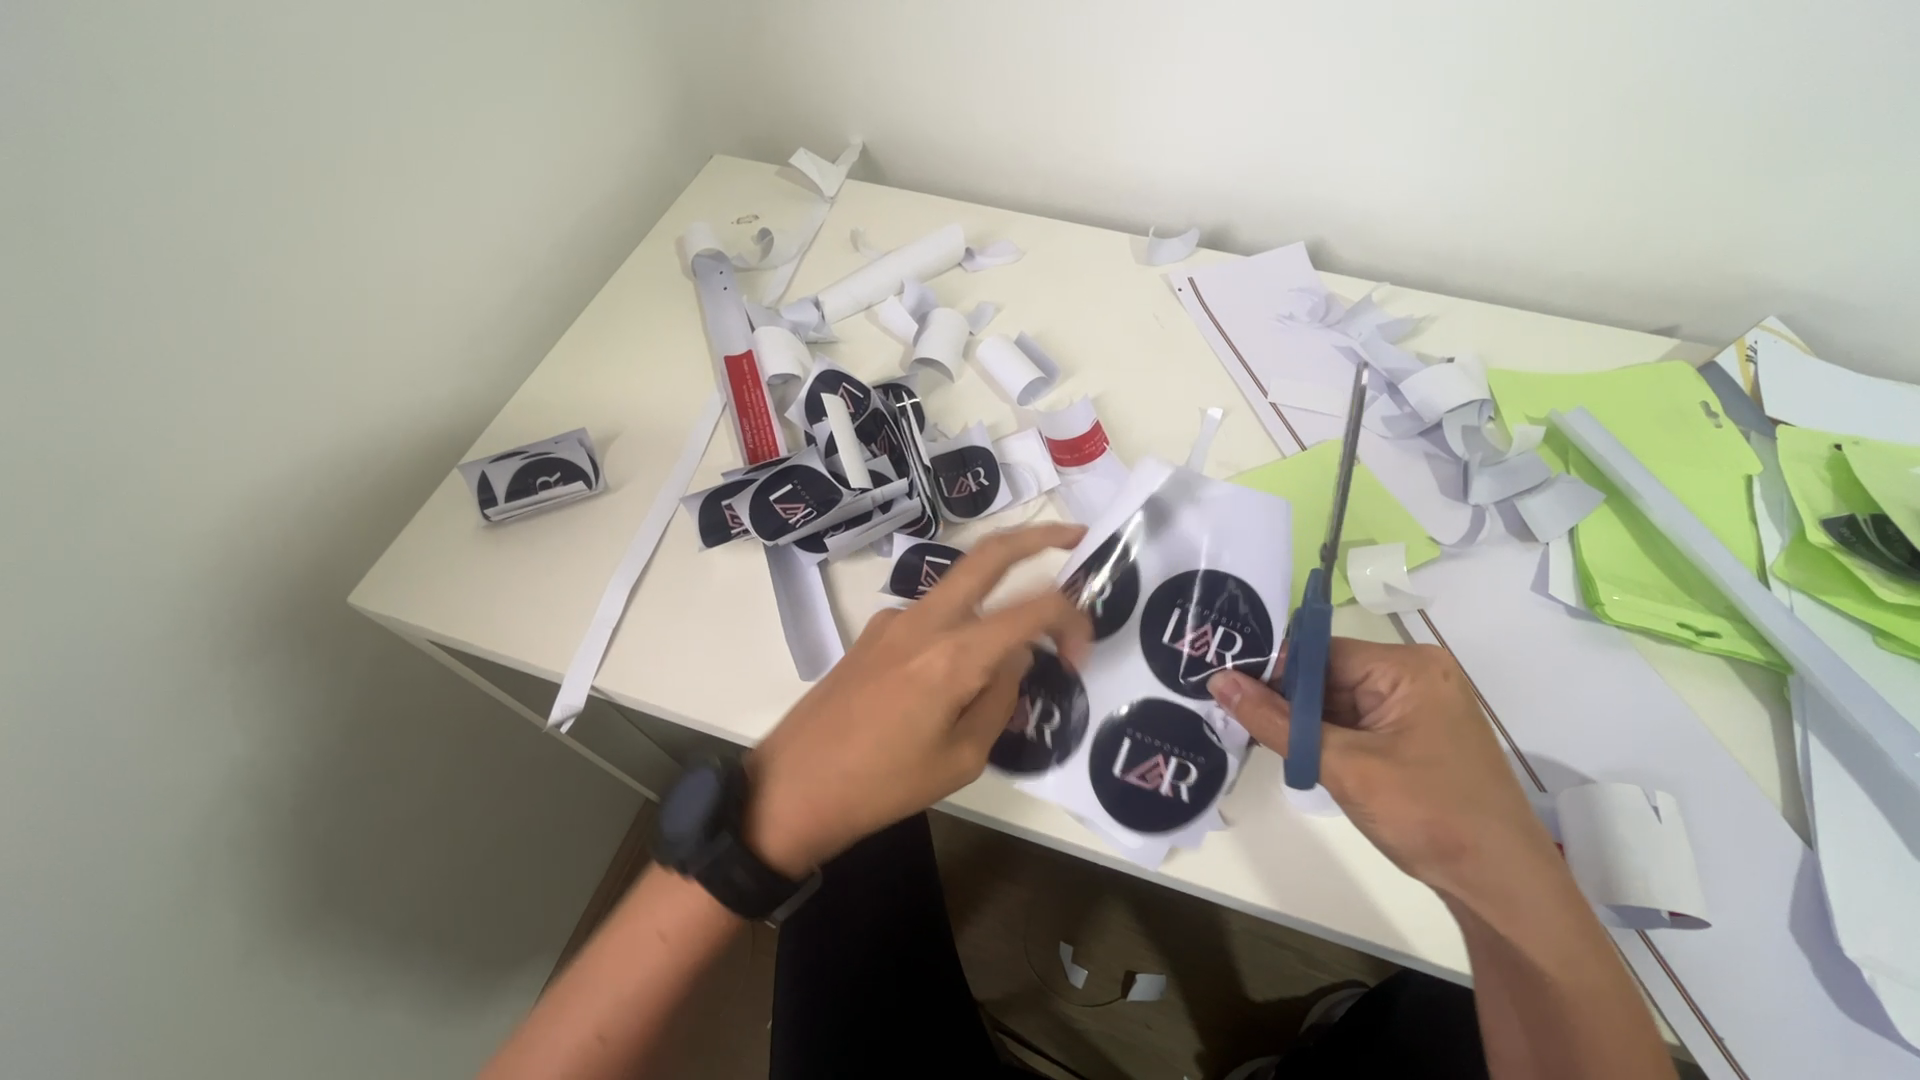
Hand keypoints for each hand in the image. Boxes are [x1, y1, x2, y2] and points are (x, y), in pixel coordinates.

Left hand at [743, 524, 1092, 877]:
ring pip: (959, 585)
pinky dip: (960, 627)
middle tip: (1077, 537)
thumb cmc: (881, 787)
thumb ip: (999, 700)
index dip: (1072, 619)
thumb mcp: (961, 759)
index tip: (1081, 652)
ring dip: (998, 591)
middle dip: (1038, 537)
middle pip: (989, 554)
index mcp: (952, 655)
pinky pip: (931, 616)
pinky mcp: (873, 633)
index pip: (1032, 609)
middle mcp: (923, 621)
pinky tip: (956, 677)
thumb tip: (1016, 661)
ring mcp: (893, 620)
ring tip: (1017, 645)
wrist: (792, 787)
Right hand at [1207, 639, 1560, 903]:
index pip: (1320, 651)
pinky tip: (1299, 756)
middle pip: (1328, 674)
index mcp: (1408, 667)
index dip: (1273, 672)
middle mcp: (1416, 676)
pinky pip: (1358, 723)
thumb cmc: (1428, 816)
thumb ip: (1276, 722)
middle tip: (1234, 719)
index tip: (1227, 692)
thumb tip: (1218, 680)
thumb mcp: (1341, 766)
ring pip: (1339, 702)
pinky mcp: (1417, 737)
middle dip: (1286, 701)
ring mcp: (1420, 708)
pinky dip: (1328, 739)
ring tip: (1258, 739)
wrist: (1502, 886)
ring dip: (1305, 724)